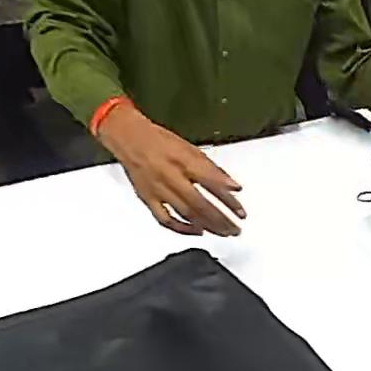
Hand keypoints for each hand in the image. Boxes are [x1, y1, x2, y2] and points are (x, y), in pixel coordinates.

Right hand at [96, 102, 245, 235]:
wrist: (128, 137)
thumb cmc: (161, 142)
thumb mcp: (192, 150)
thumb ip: (213, 170)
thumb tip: (234, 186)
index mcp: (184, 162)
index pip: (213, 186)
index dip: (229, 201)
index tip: (241, 212)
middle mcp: (171, 177)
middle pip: (201, 205)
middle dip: (221, 220)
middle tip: (236, 229)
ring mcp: (158, 190)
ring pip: (186, 214)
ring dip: (208, 226)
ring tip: (223, 233)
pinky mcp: (147, 198)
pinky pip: (165, 219)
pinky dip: (182, 228)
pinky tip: (197, 232)